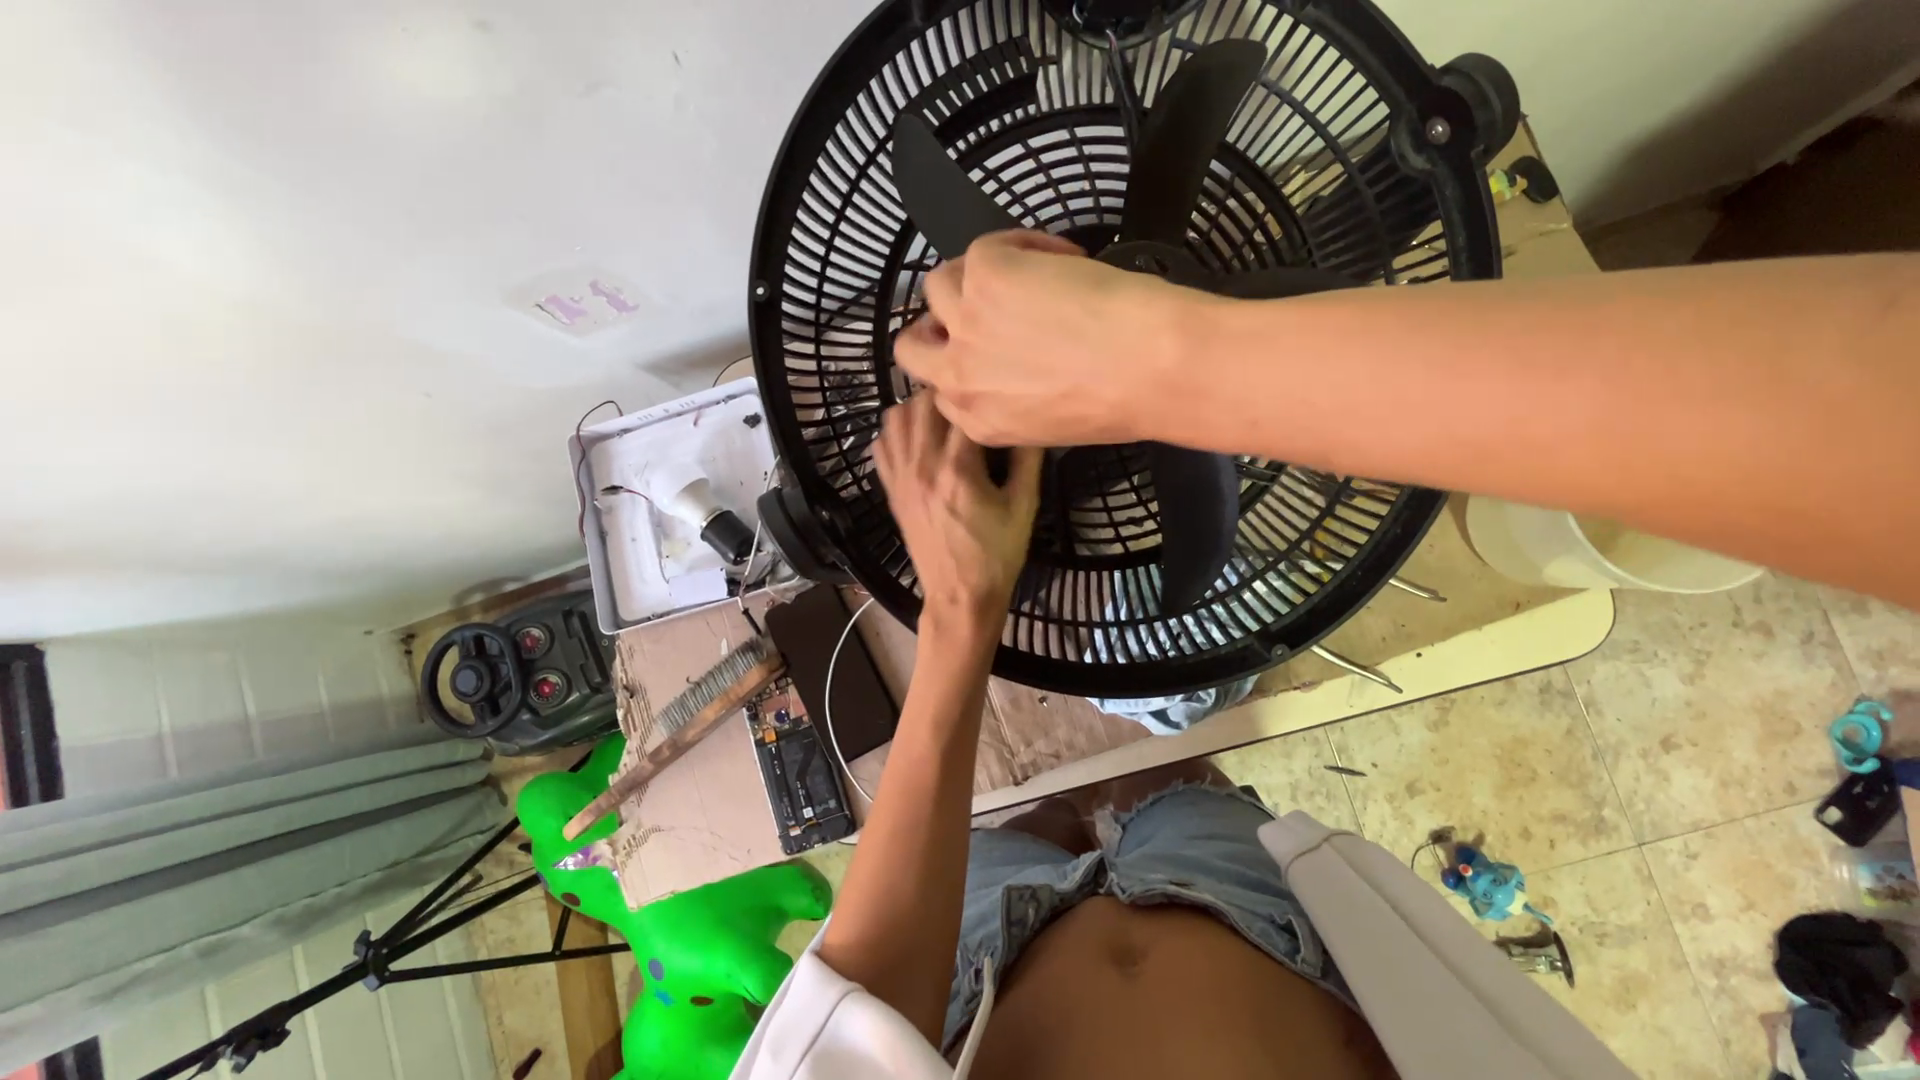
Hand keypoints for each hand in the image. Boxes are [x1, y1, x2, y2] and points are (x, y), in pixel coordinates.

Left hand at [870, 392, 1042, 638]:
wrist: (960, 596)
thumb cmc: (996, 554)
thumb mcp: (1024, 505)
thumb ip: (1027, 458)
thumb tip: (1031, 418)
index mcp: (957, 469)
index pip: (959, 406)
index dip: (976, 392)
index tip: (991, 393)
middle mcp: (921, 466)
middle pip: (921, 403)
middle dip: (946, 393)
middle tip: (969, 400)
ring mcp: (901, 478)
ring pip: (896, 418)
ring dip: (918, 407)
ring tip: (943, 416)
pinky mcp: (891, 491)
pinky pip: (882, 445)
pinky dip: (897, 432)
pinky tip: (920, 439)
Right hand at [892, 229, 1217, 446]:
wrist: (1154, 367)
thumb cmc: (1127, 403)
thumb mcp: (1056, 424)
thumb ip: (1020, 401)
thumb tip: (1027, 365)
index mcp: (980, 421)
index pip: (941, 391)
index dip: (961, 363)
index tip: (988, 349)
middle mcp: (961, 379)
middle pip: (912, 345)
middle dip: (938, 324)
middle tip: (980, 306)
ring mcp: (966, 324)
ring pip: (937, 285)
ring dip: (975, 276)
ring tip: (1027, 274)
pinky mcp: (985, 275)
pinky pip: (987, 244)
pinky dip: (1024, 245)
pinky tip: (1063, 259)